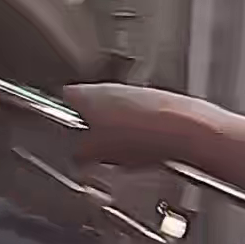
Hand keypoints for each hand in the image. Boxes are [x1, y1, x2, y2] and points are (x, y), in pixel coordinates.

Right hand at [64, 84, 220, 167]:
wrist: (186, 131)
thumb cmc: (142, 134)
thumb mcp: (95, 154)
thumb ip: (78, 153)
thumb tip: (77, 155)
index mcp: (87, 94)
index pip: (62, 97)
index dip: (57, 113)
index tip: (57, 125)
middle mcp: (109, 88)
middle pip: (89, 106)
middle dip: (89, 128)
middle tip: (89, 149)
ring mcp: (134, 94)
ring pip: (113, 113)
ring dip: (113, 132)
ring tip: (119, 154)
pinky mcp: (155, 104)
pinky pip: (136, 121)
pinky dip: (134, 135)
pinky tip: (141, 152)